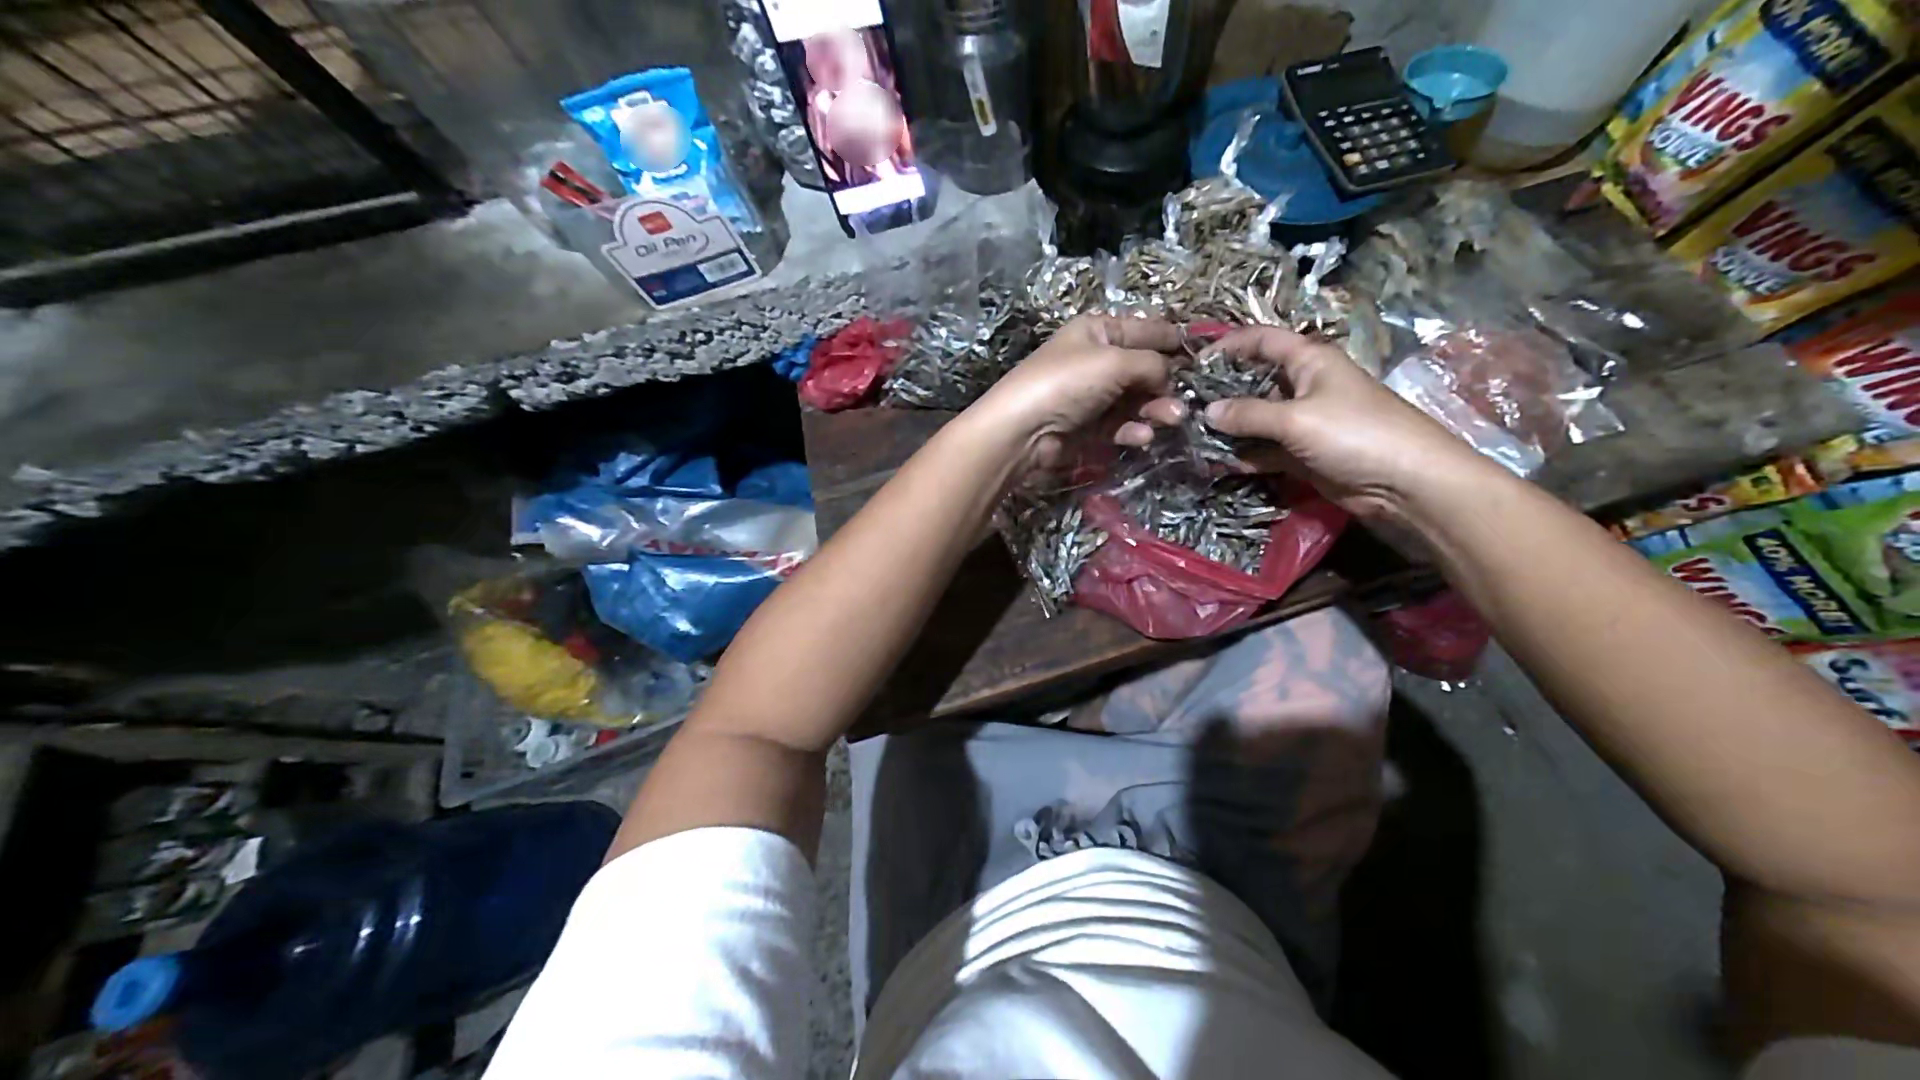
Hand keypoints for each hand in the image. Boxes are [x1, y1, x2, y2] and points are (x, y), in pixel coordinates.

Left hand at [967, 314, 1180, 469]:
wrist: (1022, 430)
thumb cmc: (1067, 382)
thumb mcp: (1116, 361)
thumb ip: (1153, 364)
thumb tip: (1172, 377)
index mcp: (1099, 331)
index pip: (1147, 329)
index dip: (1175, 341)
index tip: (1206, 357)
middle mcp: (1097, 360)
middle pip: (1145, 369)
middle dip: (1168, 383)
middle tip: (1188, 400)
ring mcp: (1093, 395)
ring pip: (1137, 400)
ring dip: (1157, 409)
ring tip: (1172, 419)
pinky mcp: (1089, 427)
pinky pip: (1122, 425)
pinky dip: (1134, 429)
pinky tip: (1143, 436)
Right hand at [1121, 326, 1498, 523]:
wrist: (1405, 483)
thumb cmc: (1355, 434)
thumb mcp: (1296, 419)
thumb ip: (1248, 414)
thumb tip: (1207, 411)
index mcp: (1309, 360)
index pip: (1262, 340)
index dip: (1228, 346)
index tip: (1193, 364)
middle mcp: (1304, 385)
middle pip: (1253, 381)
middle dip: (1220, 393)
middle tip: (1182, 407)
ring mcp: (1302, 422)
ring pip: (1255, 419)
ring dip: (1228, 430)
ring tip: (1191, 439)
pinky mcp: (1302, 453)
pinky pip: (1264, 449)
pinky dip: (1243, 455)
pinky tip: (1216, 464)